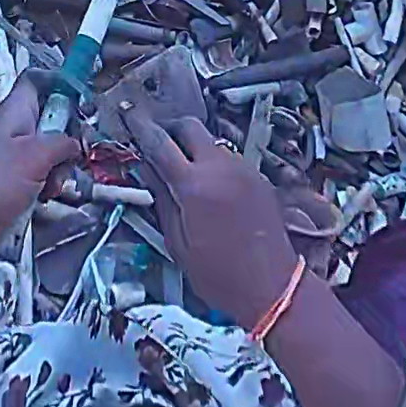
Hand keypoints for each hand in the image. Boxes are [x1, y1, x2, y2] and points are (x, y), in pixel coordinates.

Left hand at [0, 79, 81, 254]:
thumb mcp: (36, 156)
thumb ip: (62, 142)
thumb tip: (76, 142)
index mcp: (16, 110)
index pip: (37, 80)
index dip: (58, 83)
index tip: (80, 99)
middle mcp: (17, 126)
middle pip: (53, 116)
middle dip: (68, 136)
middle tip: (73, 153)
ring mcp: (17, 152)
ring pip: (52, 147)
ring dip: (61, 165)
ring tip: (54, 182)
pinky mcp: (18, 176)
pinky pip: (44, 170)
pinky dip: (51, 180)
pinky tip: (47, 194)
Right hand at [125, 111, 300, 327]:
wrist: (275, 289)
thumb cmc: (219, 275)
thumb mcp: (178, 244)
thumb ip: (161, 200)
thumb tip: (146, 169)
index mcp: (193, 186)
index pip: (159, 143)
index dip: (141, 127)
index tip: (130, 116)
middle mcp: (219, 167)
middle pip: (189, 126)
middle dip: (171, 129)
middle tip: (160, 144)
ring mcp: (242, 168)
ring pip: (210, 141)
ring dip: (194, 148)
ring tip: (186, 172)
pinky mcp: (258, 176)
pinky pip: (229, 158)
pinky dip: (214, 164)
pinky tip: (212, 188)